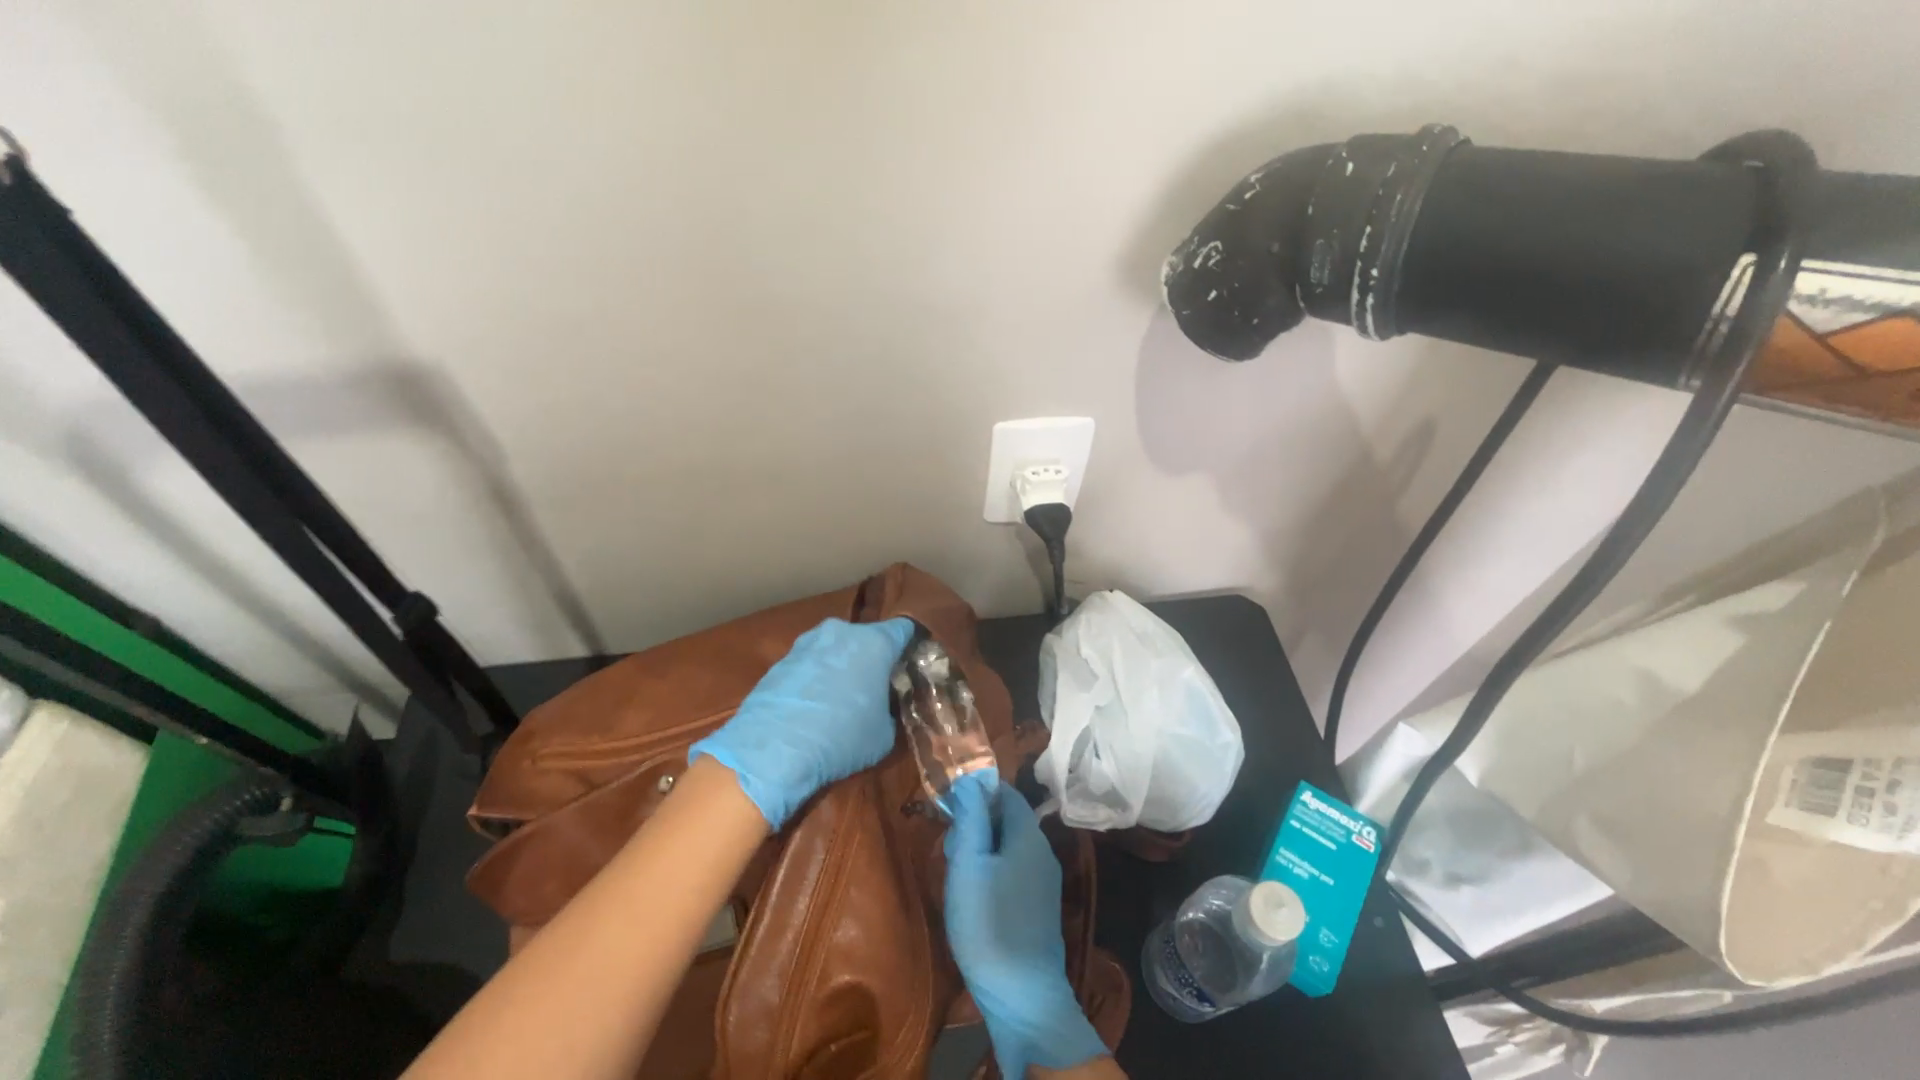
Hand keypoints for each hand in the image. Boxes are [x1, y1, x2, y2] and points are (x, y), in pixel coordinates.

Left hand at [688, 616, 914, 829]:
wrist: (773, 751)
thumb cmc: (842, 738)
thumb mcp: (884, 734)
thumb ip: (890, 710)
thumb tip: (884, 706)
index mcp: (875, 642)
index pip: (904, 629)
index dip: (911, 644)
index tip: (912, 662)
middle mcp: (841, 632)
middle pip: (867, 637)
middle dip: (873, 657)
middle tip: (877, 684)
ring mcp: (806, 643)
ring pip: (835, 648)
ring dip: (841, 666)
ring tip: (842, 697)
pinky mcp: (779, 660)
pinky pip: (809, 664)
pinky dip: (815, 678)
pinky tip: (813, 706)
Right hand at [944, 771, 1107, 1079]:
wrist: (1022, 994)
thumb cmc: (988, 923)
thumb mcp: (969, 865)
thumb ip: (971, 818)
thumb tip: (972, 779)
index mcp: (1029, 835)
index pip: (1006, 793)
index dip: (977, 792)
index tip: (948, 808)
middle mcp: (1044, 851)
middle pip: (1008, 820)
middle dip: (976, 824)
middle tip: (948, 849)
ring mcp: (1045, 881)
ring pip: (1009, 847)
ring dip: (981, 850)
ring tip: (956, 875)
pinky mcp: (1040, 907)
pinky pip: (1015, 871)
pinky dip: (993, 872)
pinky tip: (975, 897)